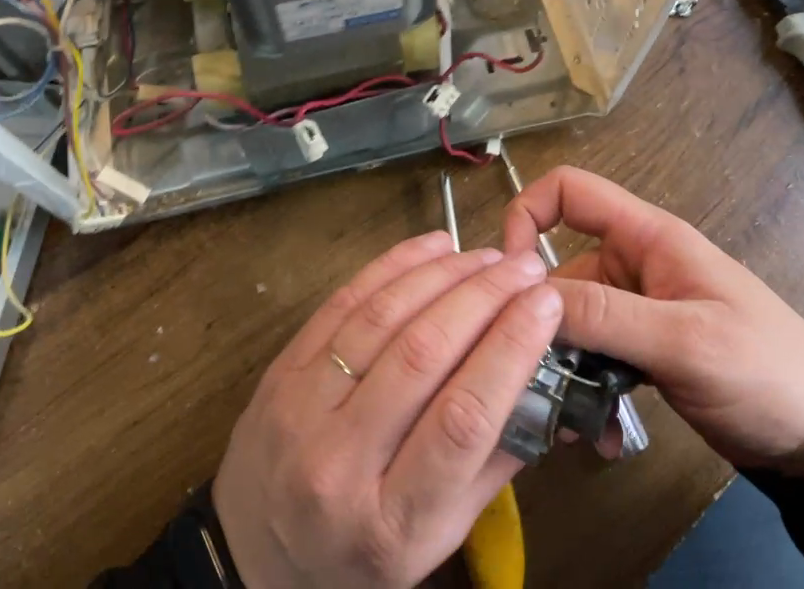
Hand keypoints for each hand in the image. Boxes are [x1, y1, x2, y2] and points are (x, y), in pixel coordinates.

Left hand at [212, 231, 561, 587]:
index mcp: (392, 520)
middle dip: (484, 298)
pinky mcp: (279, 372)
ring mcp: (300, 409)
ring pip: (381, 319)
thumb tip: (551, 386)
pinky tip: (434, 247)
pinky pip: (342, 302)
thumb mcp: (435, 539)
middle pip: (422, 356)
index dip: (509, 350)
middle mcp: (340, 460)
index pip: (462, 419)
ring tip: (489, 255)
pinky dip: (393, 266)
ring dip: (443, 276)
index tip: (545, 304)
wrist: (252, 557)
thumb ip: (493, 465)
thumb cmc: (358, 555)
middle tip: (526, 268)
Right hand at [502, 167, 803, 476]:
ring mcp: (638, 313)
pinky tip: (593, 434)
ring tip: (564, 421)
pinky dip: (585, 392)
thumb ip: (606, 316)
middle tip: (524, 377)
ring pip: (571, 325)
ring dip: (561, 369)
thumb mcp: (684, 341)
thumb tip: (523, 297)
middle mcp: (634, 268)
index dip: (526, 215)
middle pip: (558, 273)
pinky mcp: (643, 353)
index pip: (569, 192)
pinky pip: (593, 360)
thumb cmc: (765, 370)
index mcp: (648, 239)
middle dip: (537, 323)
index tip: (506, 278)